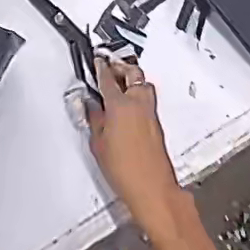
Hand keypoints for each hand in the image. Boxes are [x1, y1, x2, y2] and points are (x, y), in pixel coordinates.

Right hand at [87, 57, 185, 235]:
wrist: (152, 188)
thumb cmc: (126, 170)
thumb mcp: (98, 144)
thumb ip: (95, 120)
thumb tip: (93, 109)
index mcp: (120, 105)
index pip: (108, 78)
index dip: (100, 67)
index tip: (97, 61)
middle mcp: (138, 104)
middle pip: (132, 73)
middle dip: (119, 66)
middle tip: (109, 65)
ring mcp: (150, 113)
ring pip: (143, 84)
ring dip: (132, 78)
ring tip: (120, 80)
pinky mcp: (156, 123)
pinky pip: (147, 99)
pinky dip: (138, 94)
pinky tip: (128, 102)